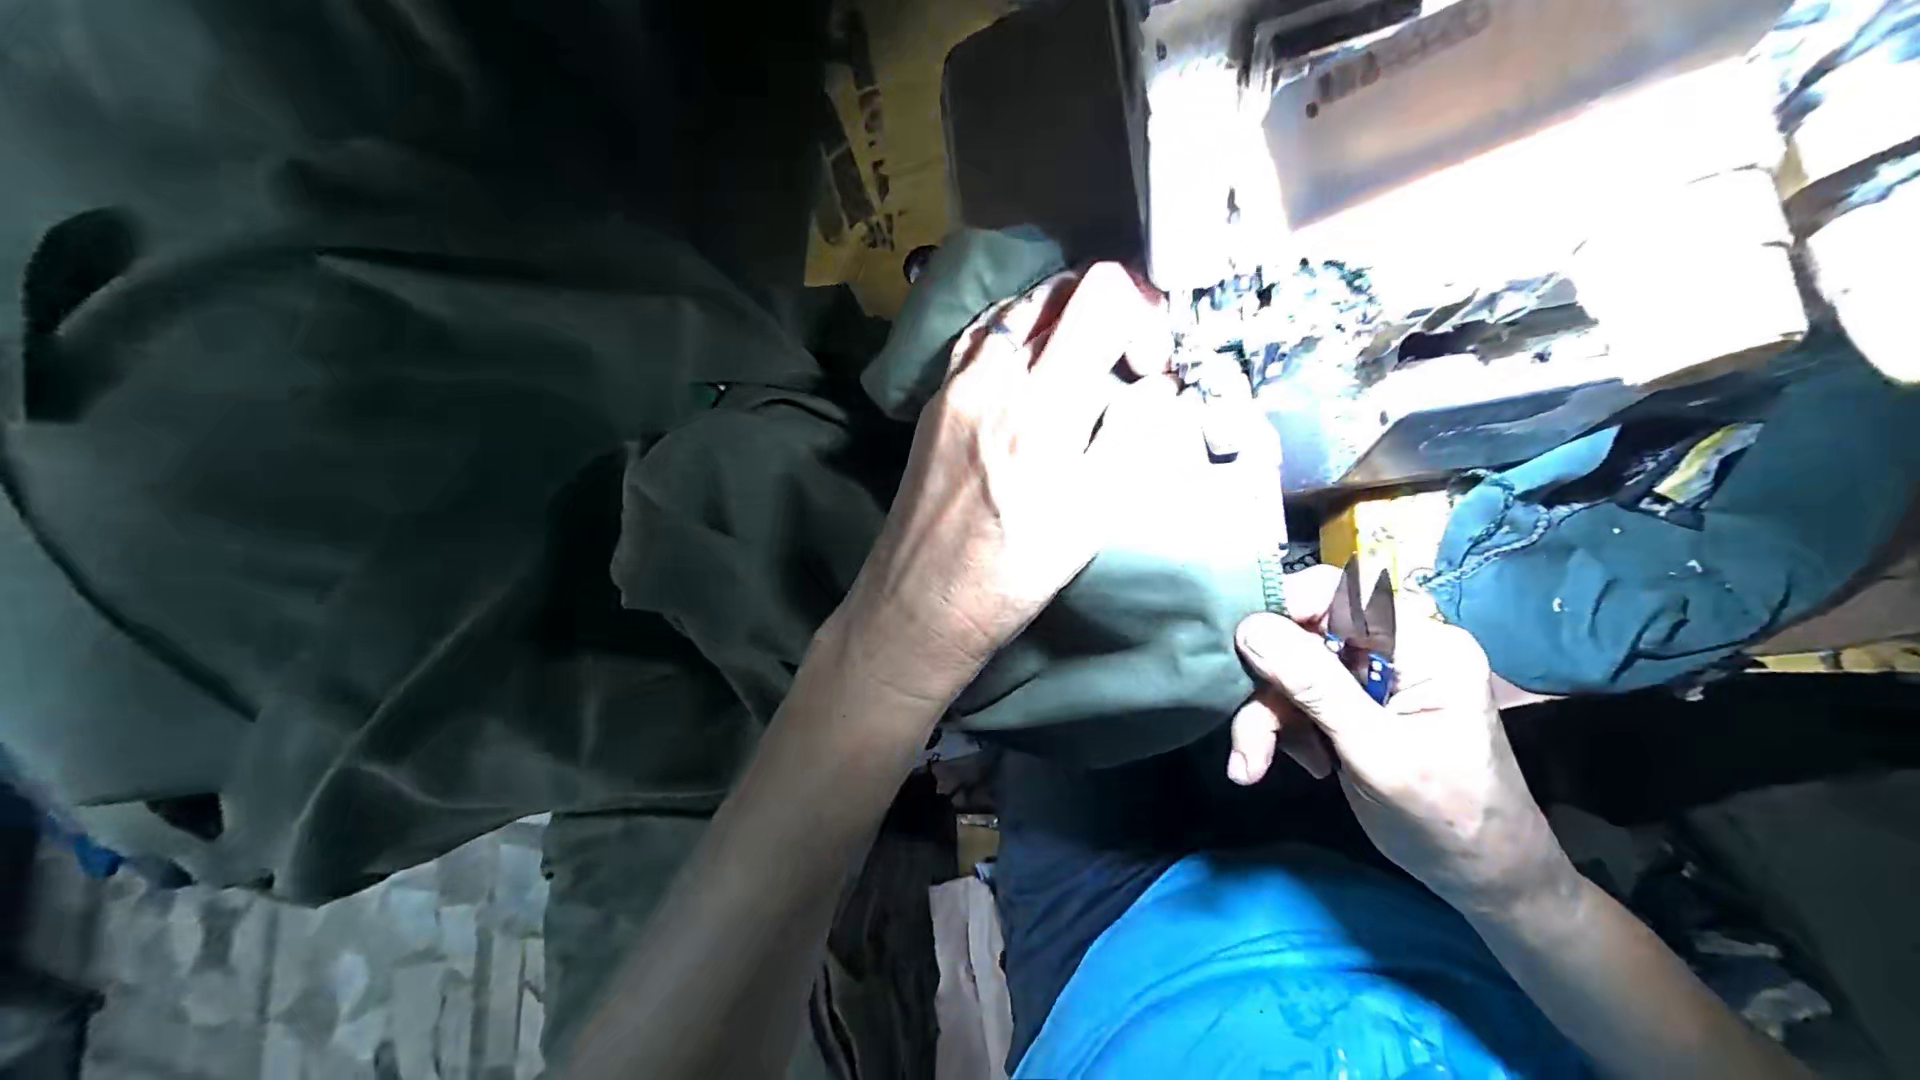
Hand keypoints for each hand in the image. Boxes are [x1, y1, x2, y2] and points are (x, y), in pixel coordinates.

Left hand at [831, 262, 1177, 706]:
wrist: (919, 602)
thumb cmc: (1011, 574)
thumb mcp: (1091, 518)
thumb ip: (1132, 437)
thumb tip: (1160, 384)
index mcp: (1040, 409)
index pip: (1100, 296)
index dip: (1141, 310)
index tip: (1149, 361)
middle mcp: (992, 380)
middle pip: (1058, 291)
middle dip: (1105, 309)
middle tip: (1122, 357)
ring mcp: (954, 386)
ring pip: (1015, 309)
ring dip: (1060, 317)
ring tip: (1080, 360)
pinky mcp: (934, 403)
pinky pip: (979, 338)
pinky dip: (1016, 332)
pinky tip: (1029, 365)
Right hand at [1229, 575, 1575, 914]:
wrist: (1483, 879)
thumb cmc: (1447, 820)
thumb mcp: (1376, 752)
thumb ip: (1314, 686)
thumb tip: (1249, 627)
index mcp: (1425, 647)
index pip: (1343, 594)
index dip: (1288, 610)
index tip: (1246, 649)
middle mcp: (1396, 649)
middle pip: (1304, 637)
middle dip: (1270, 690)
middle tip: (1252, 742)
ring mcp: (1371, 676)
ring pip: (1290, 670)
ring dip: (1266, 718)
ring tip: (1253, 763)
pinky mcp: (1351, 702)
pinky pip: (1295, 696)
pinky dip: (1278, 729)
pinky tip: (1279, 761)